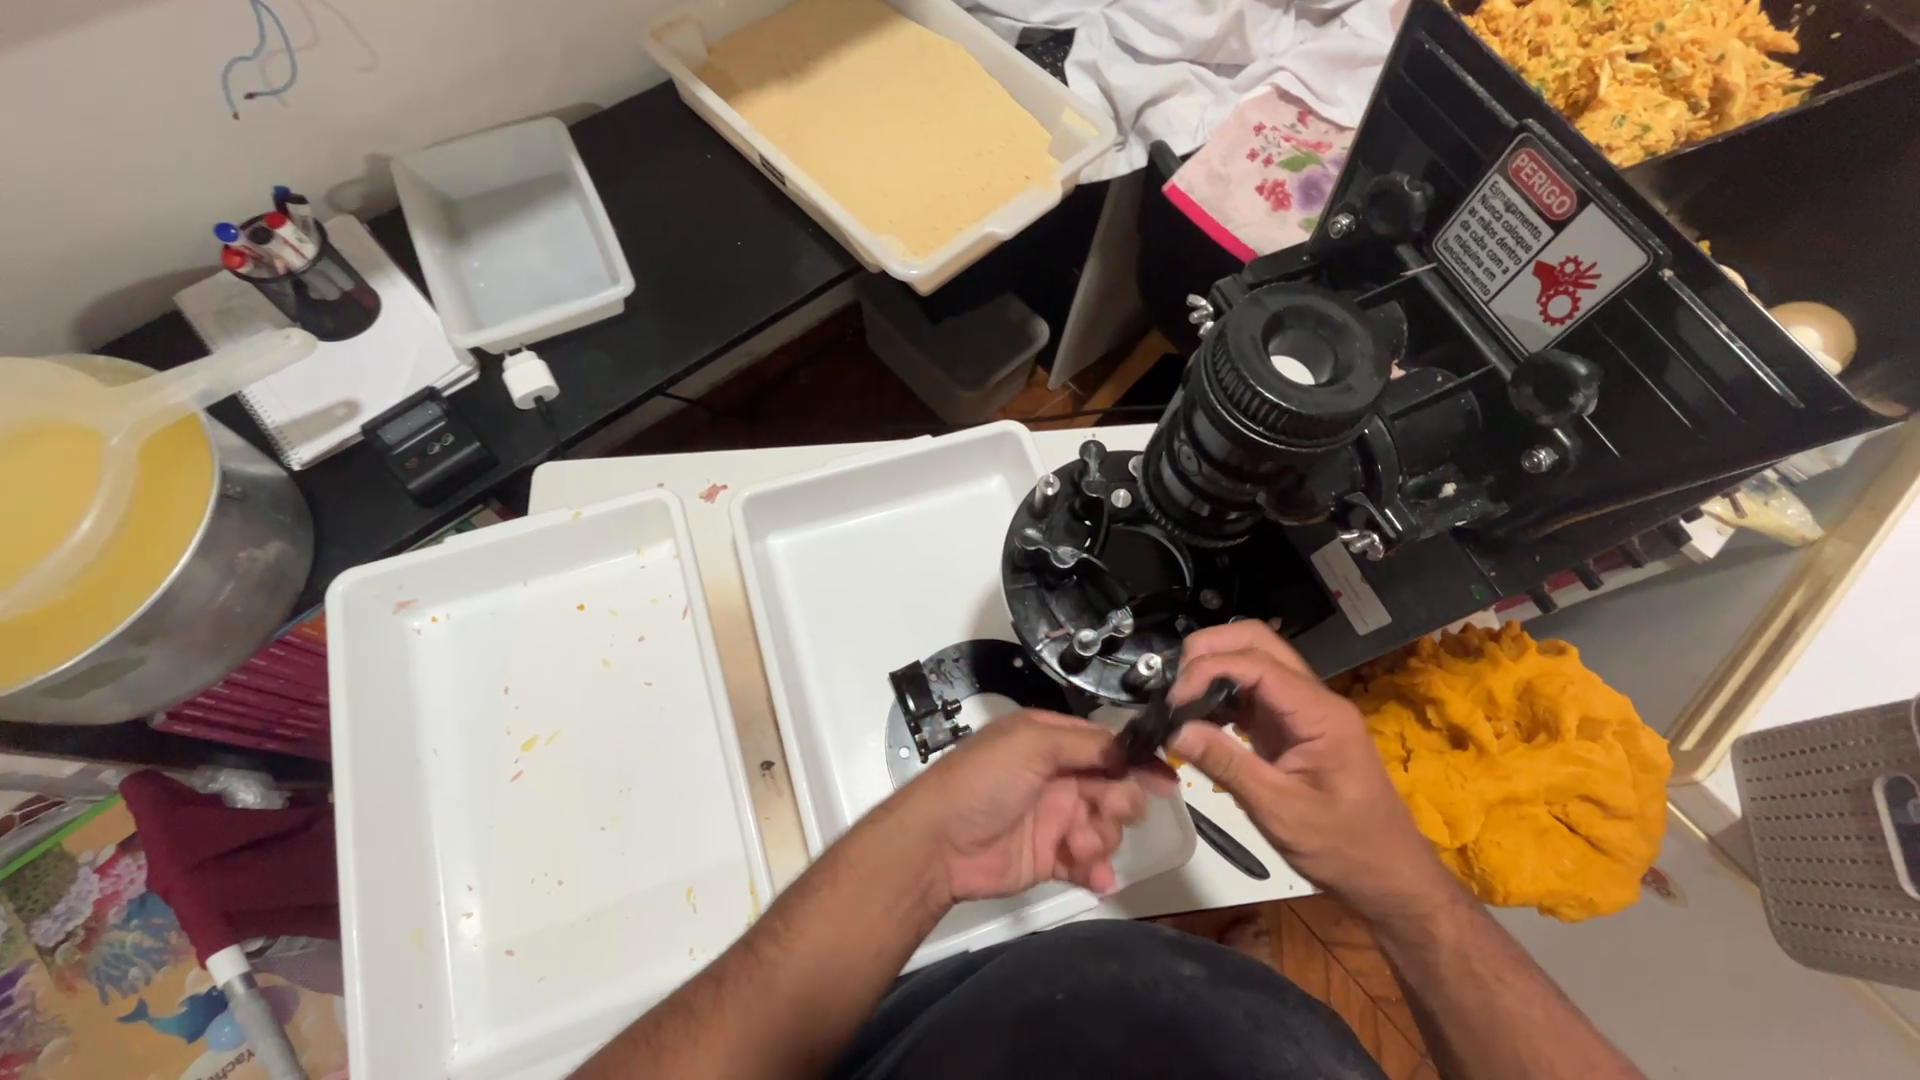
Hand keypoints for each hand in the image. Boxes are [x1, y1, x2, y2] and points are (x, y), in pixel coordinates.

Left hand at [891, 710, 1172, 904]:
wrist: (938, 844)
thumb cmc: (982, 782)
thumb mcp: (1031, 744)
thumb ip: (1085, 743)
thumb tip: (1131, 746)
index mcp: (1050, 741)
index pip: (1106, 746)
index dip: (1137, 762)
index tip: (1166, 780)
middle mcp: (1057, 776)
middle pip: (1114, 788)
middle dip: (1119, 803)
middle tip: (1105, 814)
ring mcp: (1054, 818)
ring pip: (1107, 827)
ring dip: (1102, 839)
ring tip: (1077, 847)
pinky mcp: (1050, 857)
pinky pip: (1090, 863)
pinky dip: (1097, 871)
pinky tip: (1095, 879)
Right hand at [1167, 622, 1457, 922]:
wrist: (1388, 877)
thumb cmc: (1342, 848)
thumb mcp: (1279, 811)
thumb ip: (1226, 764)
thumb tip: (1174, 731)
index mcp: (1319, 712)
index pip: (1256, 662)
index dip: (1208, 670)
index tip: (1173, 703)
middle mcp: (1312, 699)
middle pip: (1256, 642)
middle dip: (1208, 651)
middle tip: (1173, 688)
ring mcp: (1301, 711)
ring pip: (1252, 661)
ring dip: (1211, 669)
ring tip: (1177, 702)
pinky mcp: (1289, 727)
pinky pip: (1249, 692)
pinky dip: (1218, 694)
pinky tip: (1195, 717)